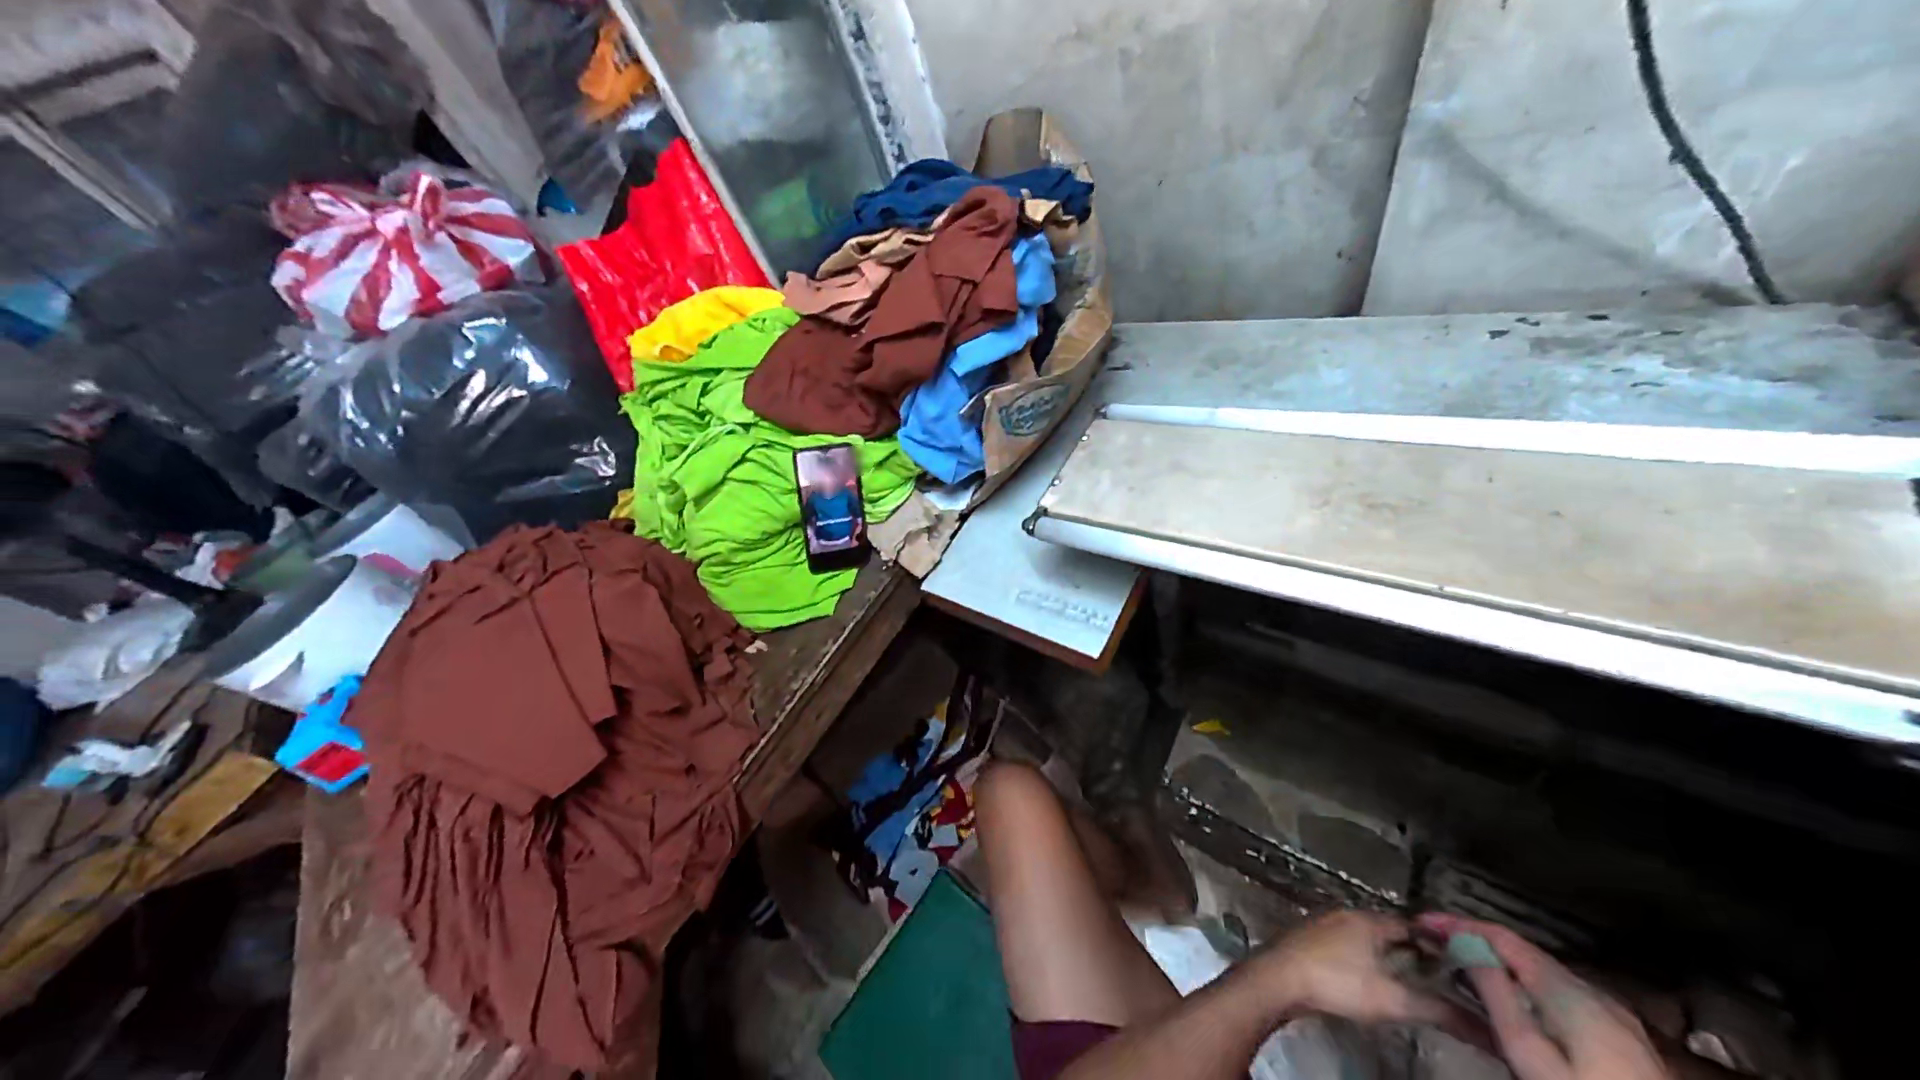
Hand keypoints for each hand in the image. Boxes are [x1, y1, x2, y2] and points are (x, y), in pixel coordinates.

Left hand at [1250, 911, 1476, 1034]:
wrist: (1277, 979)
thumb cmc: (1336, 982)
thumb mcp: (1392, 999)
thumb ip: (1439, 1011)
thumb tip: (1486, 1030)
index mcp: (1367, 920)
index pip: (1413, 925)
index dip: (1439, 943)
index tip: (1463, 965)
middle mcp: (1346, 914)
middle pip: (1389, 929)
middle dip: (1415, 949)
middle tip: (1442, 976)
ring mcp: (1324, 924)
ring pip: (1366, 936)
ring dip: (1388, 953)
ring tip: (1412, 979)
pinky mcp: (1309, 939)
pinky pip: (1347, 943)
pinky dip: (1366, 957)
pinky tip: (1371, 977)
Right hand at [1417, 914, 1669, 1079]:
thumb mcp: (1531, 1056)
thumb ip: (1499, 998)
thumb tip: (1466, 947)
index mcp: (1567, 991)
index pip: (1503, 937)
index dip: (1460, 924)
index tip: (1423, 922)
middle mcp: (1592, 991)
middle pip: (1524, 951)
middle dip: (1476, 940)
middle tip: (1435, 942)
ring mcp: (1614, 1015)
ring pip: (1543, 972)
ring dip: (1500, 961)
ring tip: (1463, 965)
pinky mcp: (1622, 1037)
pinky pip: (1561, 993)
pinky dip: (1525, 983)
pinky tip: (1512, 998)